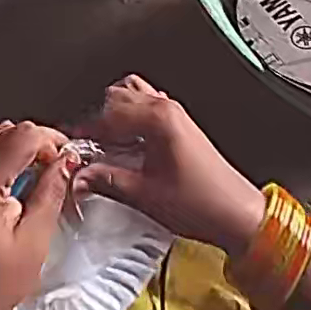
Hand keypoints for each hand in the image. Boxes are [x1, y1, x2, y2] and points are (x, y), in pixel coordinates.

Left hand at [0, 121, 73, 309]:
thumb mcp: (34, 240)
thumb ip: (51, 192)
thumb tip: (68, 160)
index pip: (25, 136)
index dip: (53, 142)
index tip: (70, 160)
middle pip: (12, 130)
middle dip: (42, 142)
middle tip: (62, 165)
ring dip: (25, 143)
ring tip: (46, 168)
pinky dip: (7, 147)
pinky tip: (21, 166)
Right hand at [77, 75, 265, 254]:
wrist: (238, 215)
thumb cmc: (204, 204)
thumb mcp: (145, 195)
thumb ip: (107, 180)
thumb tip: (80, 175)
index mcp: (158, 119)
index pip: (107, 114)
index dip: (85, 130)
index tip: (72, 143)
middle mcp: (167, 109)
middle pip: (116, 96)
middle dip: (97, 119)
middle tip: (86, 145)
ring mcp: (175, 114)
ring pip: (131, 94)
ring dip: (113, 113)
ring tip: (103, 141)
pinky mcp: (179, 124)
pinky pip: (146, 104)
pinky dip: (130, 116)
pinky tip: (125, 142)